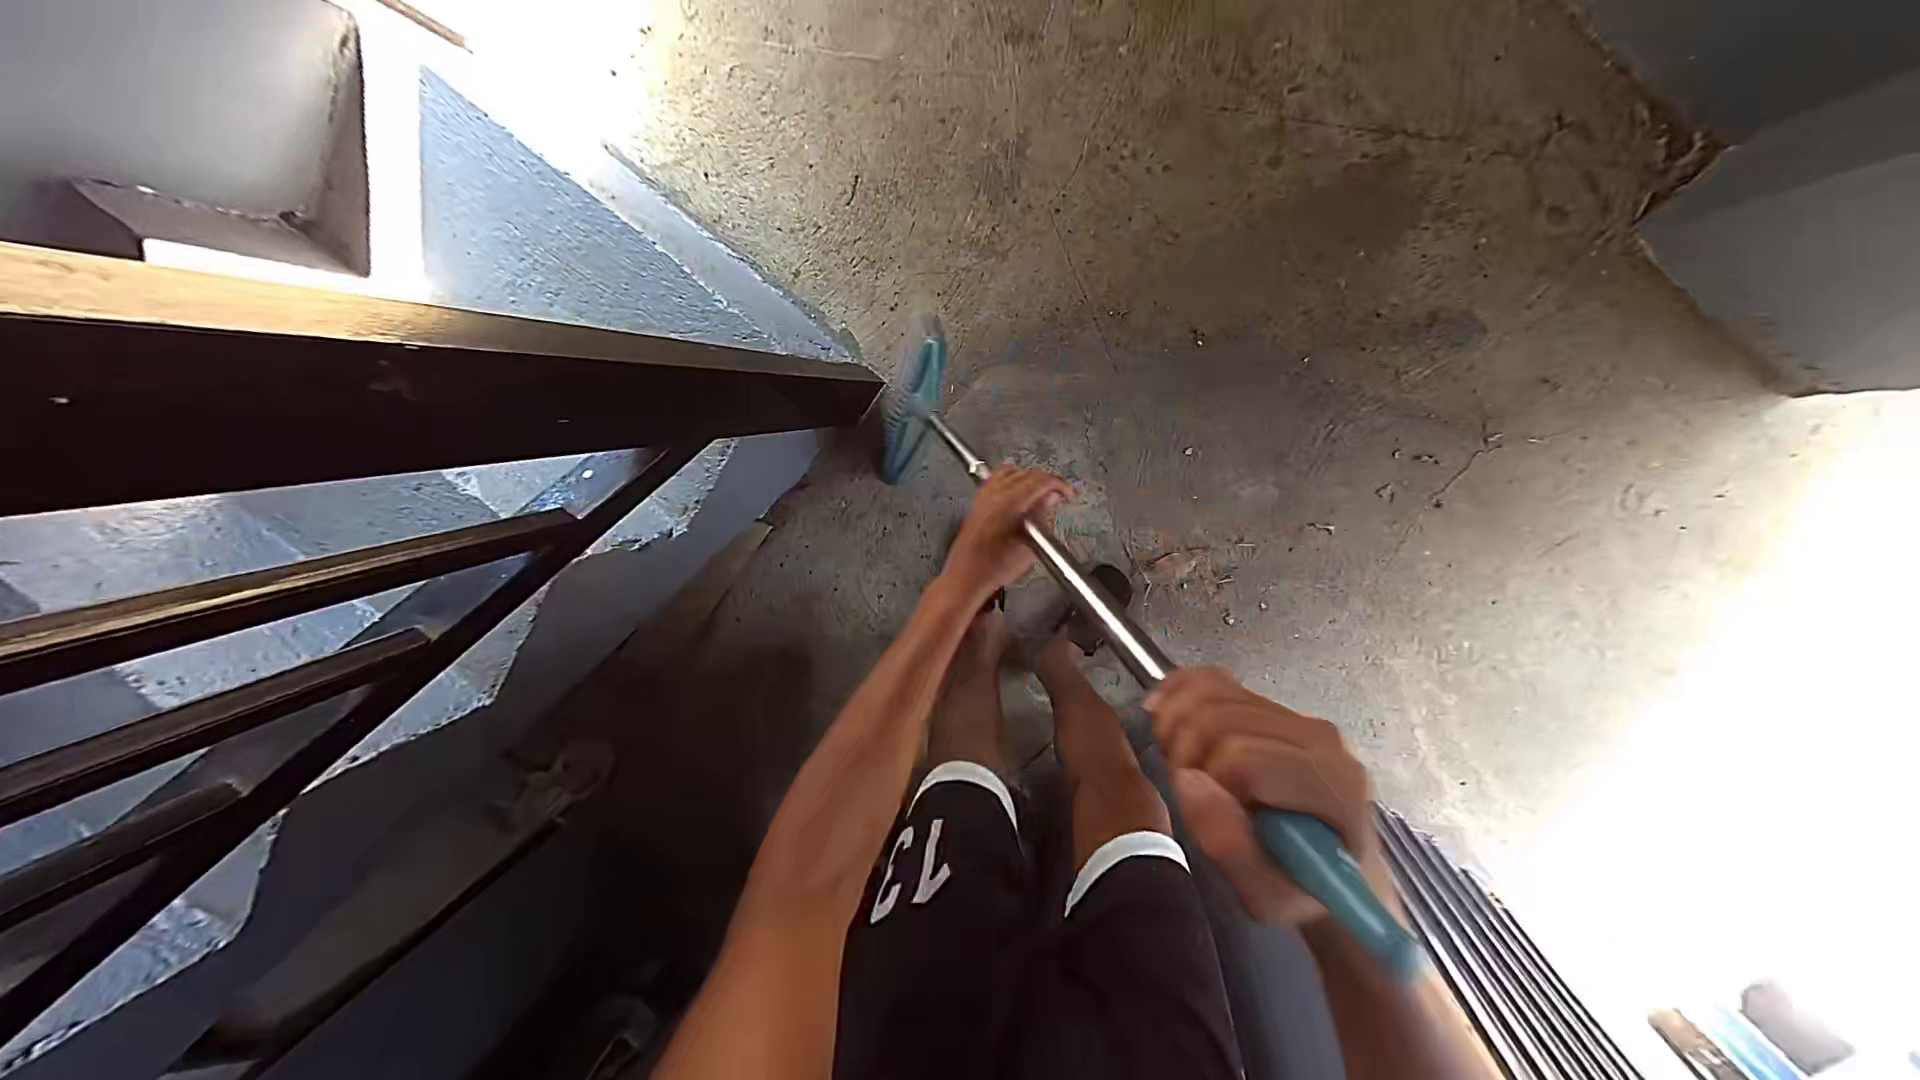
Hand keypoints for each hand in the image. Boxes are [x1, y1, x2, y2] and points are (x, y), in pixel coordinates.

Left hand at [940, 465, 1070, 597]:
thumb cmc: (993, 567)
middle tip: (1057, 495)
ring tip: (1040, 492)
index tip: (1067, 492)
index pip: (1040, 480)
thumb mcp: (1028, 546)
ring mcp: (983, 497)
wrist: (967, 576)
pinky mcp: (977, 503)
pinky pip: (995, 479)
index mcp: (1009, 503)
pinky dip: (1009, 478)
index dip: (1058, 484)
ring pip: (1011, 473)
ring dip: (1028, 478)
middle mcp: (994, 495)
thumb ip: (1041, 517)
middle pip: (1026, 474)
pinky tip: (1014, 487)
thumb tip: (1051, 499)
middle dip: (1046, 481)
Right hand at [1148, 666, 1378, 927]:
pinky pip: (1215, 680)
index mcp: (1330, 786)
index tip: (1204, 812)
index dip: (1208, 781)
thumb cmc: (1305, 894)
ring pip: (1212, 694)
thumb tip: (1188, 782)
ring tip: (1181, 765)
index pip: (1245, 757)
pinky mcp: (1275, 707)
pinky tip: (1163, 710)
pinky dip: (1179, 690)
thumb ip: (1230, 846)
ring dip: (1178, 726)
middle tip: (1184, 788)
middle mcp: (1321, 738)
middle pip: (1222, 718)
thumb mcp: (1268, 898)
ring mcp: (1298, 716)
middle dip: (1186, 752)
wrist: (1336, 877)